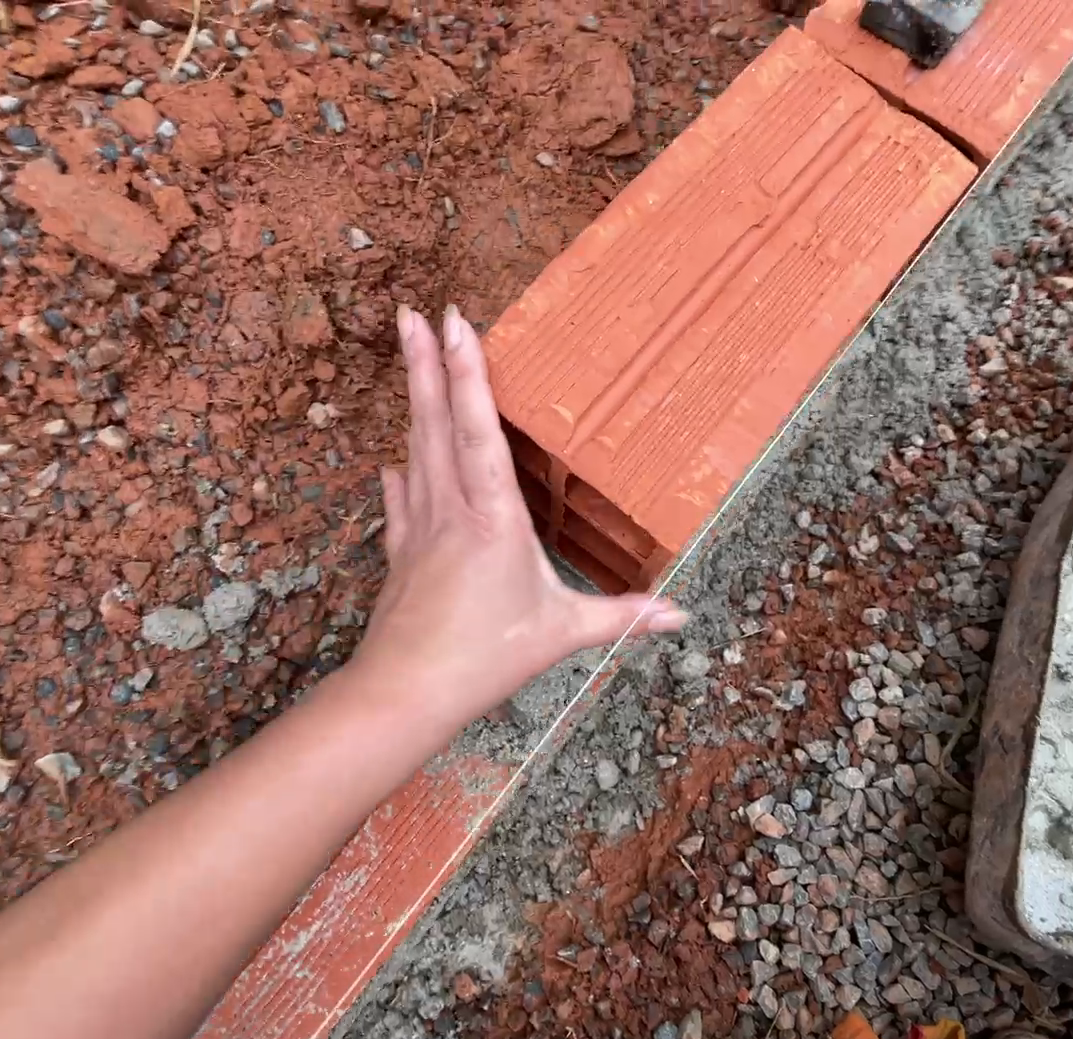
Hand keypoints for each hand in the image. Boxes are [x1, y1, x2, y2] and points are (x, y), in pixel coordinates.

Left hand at [342, 305, 685, 726]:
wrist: (406, 692)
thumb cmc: (487, 658)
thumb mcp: (562, 634)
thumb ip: (621, 617)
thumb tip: (679, 615)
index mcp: (494, 519)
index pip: (479, 431)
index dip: (468, 374)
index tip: (455, 323)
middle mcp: (452, 510)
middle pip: (437, 424)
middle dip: (424, 363)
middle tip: (411, 313)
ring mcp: (420, 527)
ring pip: (415, 449)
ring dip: (413, 400)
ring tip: (407, 357)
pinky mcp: (402, 552)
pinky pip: (400, 499)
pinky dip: (399, 473)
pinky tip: (392, 460)